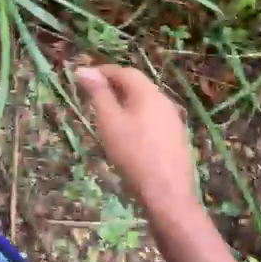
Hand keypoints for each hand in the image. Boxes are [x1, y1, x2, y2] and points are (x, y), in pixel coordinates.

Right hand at [75, 62, 201, 221]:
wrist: (167, 193)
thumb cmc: (133, 153)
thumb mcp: (109, 121)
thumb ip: (98, 93)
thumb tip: (83, 69)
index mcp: (148, 93)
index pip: (125, 71)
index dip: (104, 71)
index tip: (85, 77)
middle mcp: (164, 101)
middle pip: (138, 85)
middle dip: (115, 85)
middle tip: (93, 94)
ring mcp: (173, 120)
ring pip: (146, 101)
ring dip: (126, 101)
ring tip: (108, 113)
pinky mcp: (177, 137)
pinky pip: (153, 117)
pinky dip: (137, 115)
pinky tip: (129, 132)